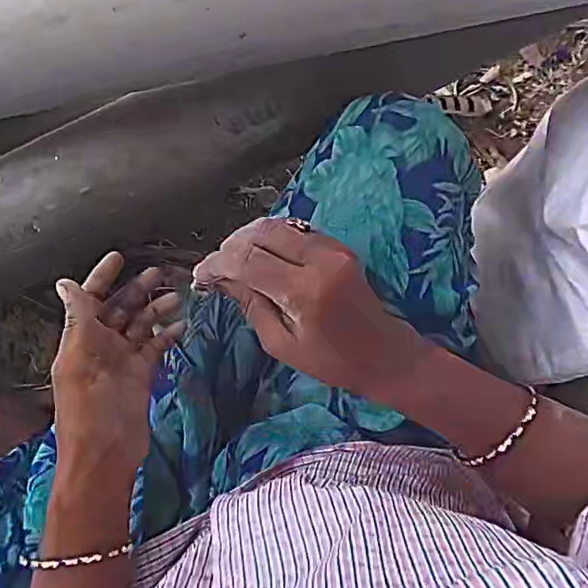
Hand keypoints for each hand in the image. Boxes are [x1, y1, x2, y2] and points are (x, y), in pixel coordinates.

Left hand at [50, 252, 186, 500]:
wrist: (105, 455)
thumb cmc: (89, 408)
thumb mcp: (79, 358)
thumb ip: (78, 319)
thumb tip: (64, 284)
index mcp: (80, 339)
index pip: (90, 299)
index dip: (102, 277)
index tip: (118, 257)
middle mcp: (100, 346)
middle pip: (120, 309)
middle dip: (137, 289)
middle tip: (159, 272)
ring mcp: (122, 360)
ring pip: (140, 325)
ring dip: (156, 309)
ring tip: (176, 296)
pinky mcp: (141, 374)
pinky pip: (155, 347)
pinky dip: (167, 335)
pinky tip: (181, 326)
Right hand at [192, 217, 432, 401]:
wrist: (386, 354)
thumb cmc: (333, 361)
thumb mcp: (282, 344)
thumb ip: (252, 305)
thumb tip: (223, 279)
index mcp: (305, 291)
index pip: (248, 260)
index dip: (218, 263)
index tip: (202, 274)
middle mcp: (320, 260)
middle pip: (262, 233)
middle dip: (232, 245)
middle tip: (216, 266)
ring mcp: (333, 249)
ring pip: (279, 225)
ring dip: (250, 237)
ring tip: (234, 259)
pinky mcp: (339, 246)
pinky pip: (297, 231)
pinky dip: (273, 237)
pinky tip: (261, 254)